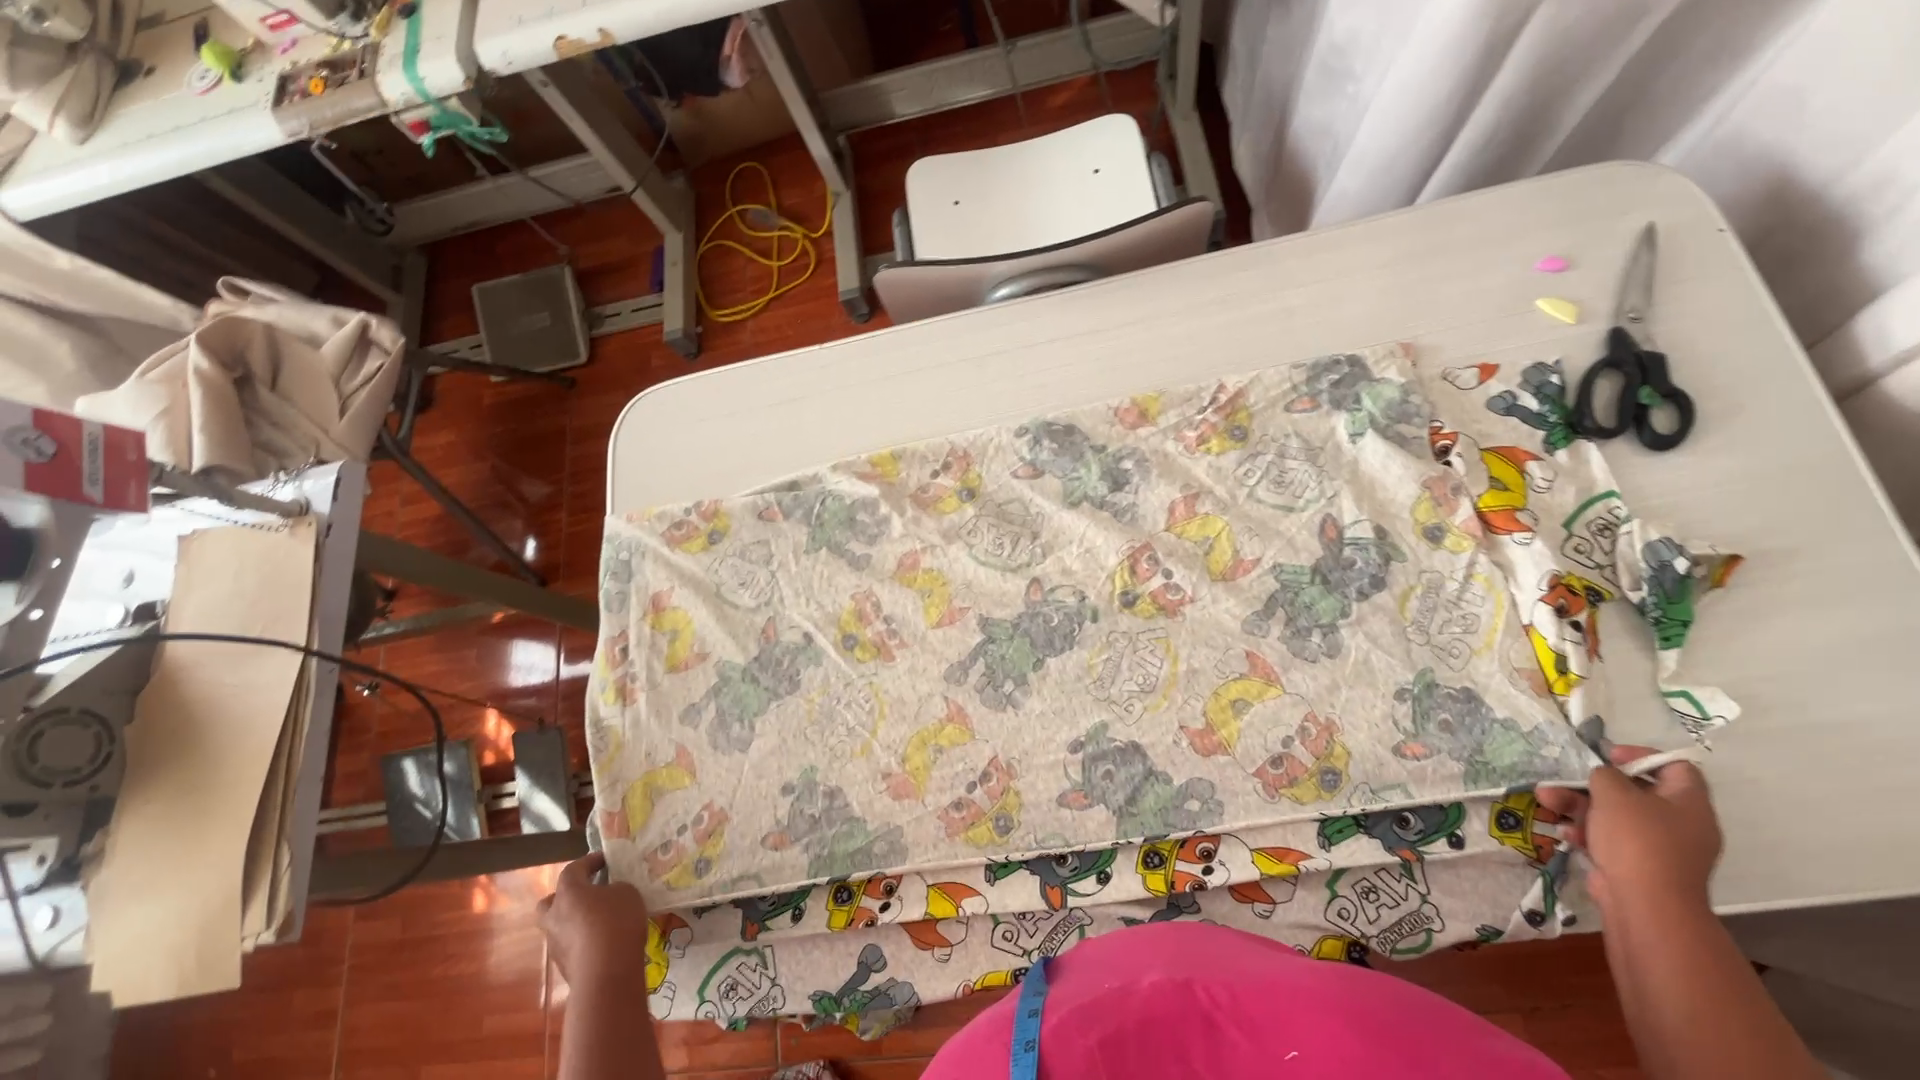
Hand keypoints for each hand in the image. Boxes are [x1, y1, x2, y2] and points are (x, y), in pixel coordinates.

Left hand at [538, 852, 651, 989]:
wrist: (605, 973)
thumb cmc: (616, 922)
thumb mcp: (627, 893)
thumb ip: (616, 889)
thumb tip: (610, 894)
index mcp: (568, 892)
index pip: (574, 869)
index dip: (589, 861)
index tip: (604, 859)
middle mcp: (554, 916)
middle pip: (551, 901)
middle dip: (565, 896)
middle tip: (586, 894)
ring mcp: (555, 943)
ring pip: (559, 926)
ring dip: (573, 921)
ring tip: (597, 921)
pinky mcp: (563, 966)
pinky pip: (571, 945)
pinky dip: (582, 941)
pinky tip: (602, 942)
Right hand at [1535, 745, 1721, 915]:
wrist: (1645, 904)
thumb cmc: (1637, 839)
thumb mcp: (1615, 794)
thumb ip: (1605, 775)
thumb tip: (1604, 776)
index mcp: (1689, 803)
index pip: (1675, 767)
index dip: (1642, 756)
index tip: (1609, 755)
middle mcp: (1681, 824)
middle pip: (1637, 792)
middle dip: (1595, 785)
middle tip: (1572, 779)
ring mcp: (1659, 848)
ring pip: (1616, 816)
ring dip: (1579, 806)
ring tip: (1546, 799)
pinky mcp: (1638, 867)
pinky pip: (1612, 840)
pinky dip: (1588, 833)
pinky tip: (1565, 832)